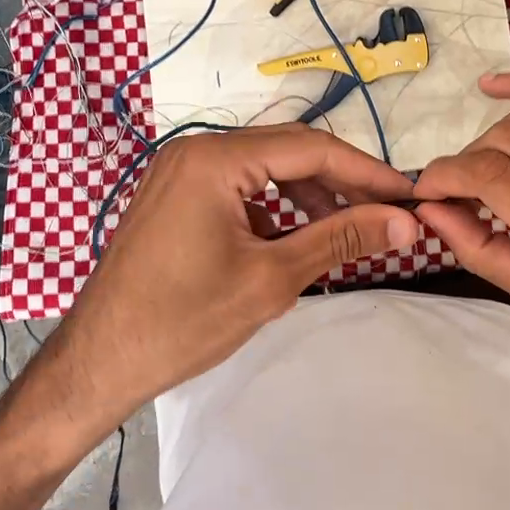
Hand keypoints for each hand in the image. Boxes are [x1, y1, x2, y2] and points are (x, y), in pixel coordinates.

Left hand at [60, 124, 418, 413]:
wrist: (99, 362)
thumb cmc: (184, 321)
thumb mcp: (272, 279)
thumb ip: (341, 239)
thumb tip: (405, 221)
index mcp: (216, 157)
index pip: (310, 148)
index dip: (366, 172)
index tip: (410, 194)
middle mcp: (197, 148)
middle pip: (287, 152)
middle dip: (339, 183)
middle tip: (386, 214)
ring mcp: (181, 168)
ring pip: (263, 168)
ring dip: (307, 195)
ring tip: (343, 233)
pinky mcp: (175, 192)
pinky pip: (237, 185)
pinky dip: (272, 207)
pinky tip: (291, 241)